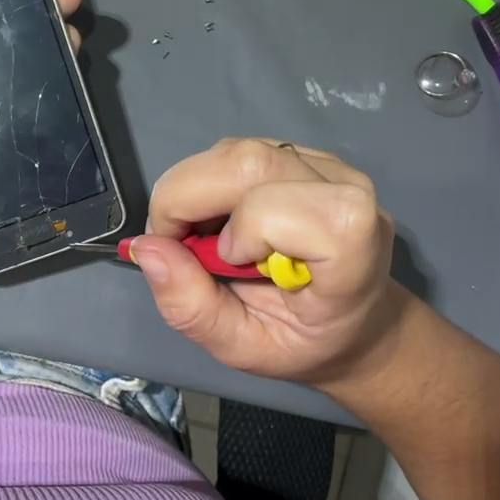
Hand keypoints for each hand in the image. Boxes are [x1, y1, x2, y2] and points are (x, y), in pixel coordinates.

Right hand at [129, 139, 405, 387]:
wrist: (354, 319)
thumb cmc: (303, 341)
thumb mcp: (242, 348)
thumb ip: (193, 308)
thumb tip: (145, 249)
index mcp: (350, 249)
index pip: (283, 208)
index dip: (240, 230)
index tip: (224, 265)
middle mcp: (344, 191)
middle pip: (247, 161)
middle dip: (185, 200)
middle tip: (176, 245)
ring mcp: (326, 166)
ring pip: (235, 151)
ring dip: (194, 191)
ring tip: (201, 236)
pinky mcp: (303, 154)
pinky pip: (238, 151)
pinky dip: (208, 183)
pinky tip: (219, 218)